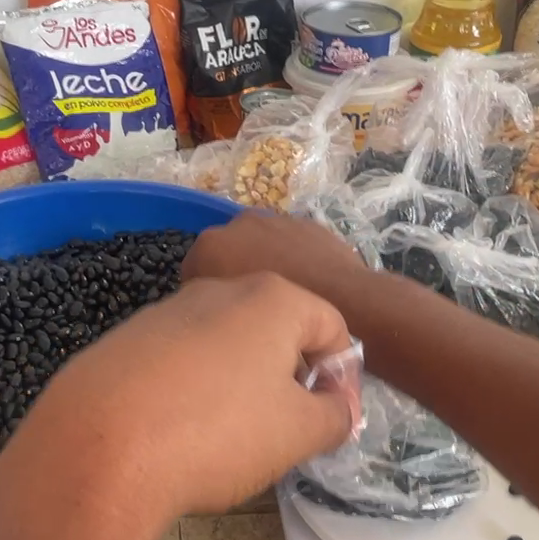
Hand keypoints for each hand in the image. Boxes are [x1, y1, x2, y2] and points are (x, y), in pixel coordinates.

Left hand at [0, 273, 359, 539]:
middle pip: (275, 329)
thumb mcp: (297, 434)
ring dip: (239, 384)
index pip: (332, 325)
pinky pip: (177, 362)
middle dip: (290, 377)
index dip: (343, 374)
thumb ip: (335, 416)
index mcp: (270, 298)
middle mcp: (217, 290)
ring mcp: (163, 312)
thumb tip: (339, 407)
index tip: (334, 419)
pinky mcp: (123, 341)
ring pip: (224, 345)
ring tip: (227, 438)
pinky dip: (191, 390)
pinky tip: (176, 433)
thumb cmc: (217, 433)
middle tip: (286, 430)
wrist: (94, 452)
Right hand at [183, 210, 371, 307]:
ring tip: (282, 296)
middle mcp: (238, 222)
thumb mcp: (228, 321)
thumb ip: (212, 306)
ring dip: (264, 263)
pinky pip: (290, 243)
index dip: (205, 298)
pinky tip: (305, 283)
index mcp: (211, 245)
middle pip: (227, 254)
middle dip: (234, 275)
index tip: (222, 319)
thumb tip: (215, 311)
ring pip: (260, 245)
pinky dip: (292, 257)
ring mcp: (276, 218)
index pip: (193, 273)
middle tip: (251, 308)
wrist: (345, 302)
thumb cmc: (278, 319)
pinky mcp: (308, 223)